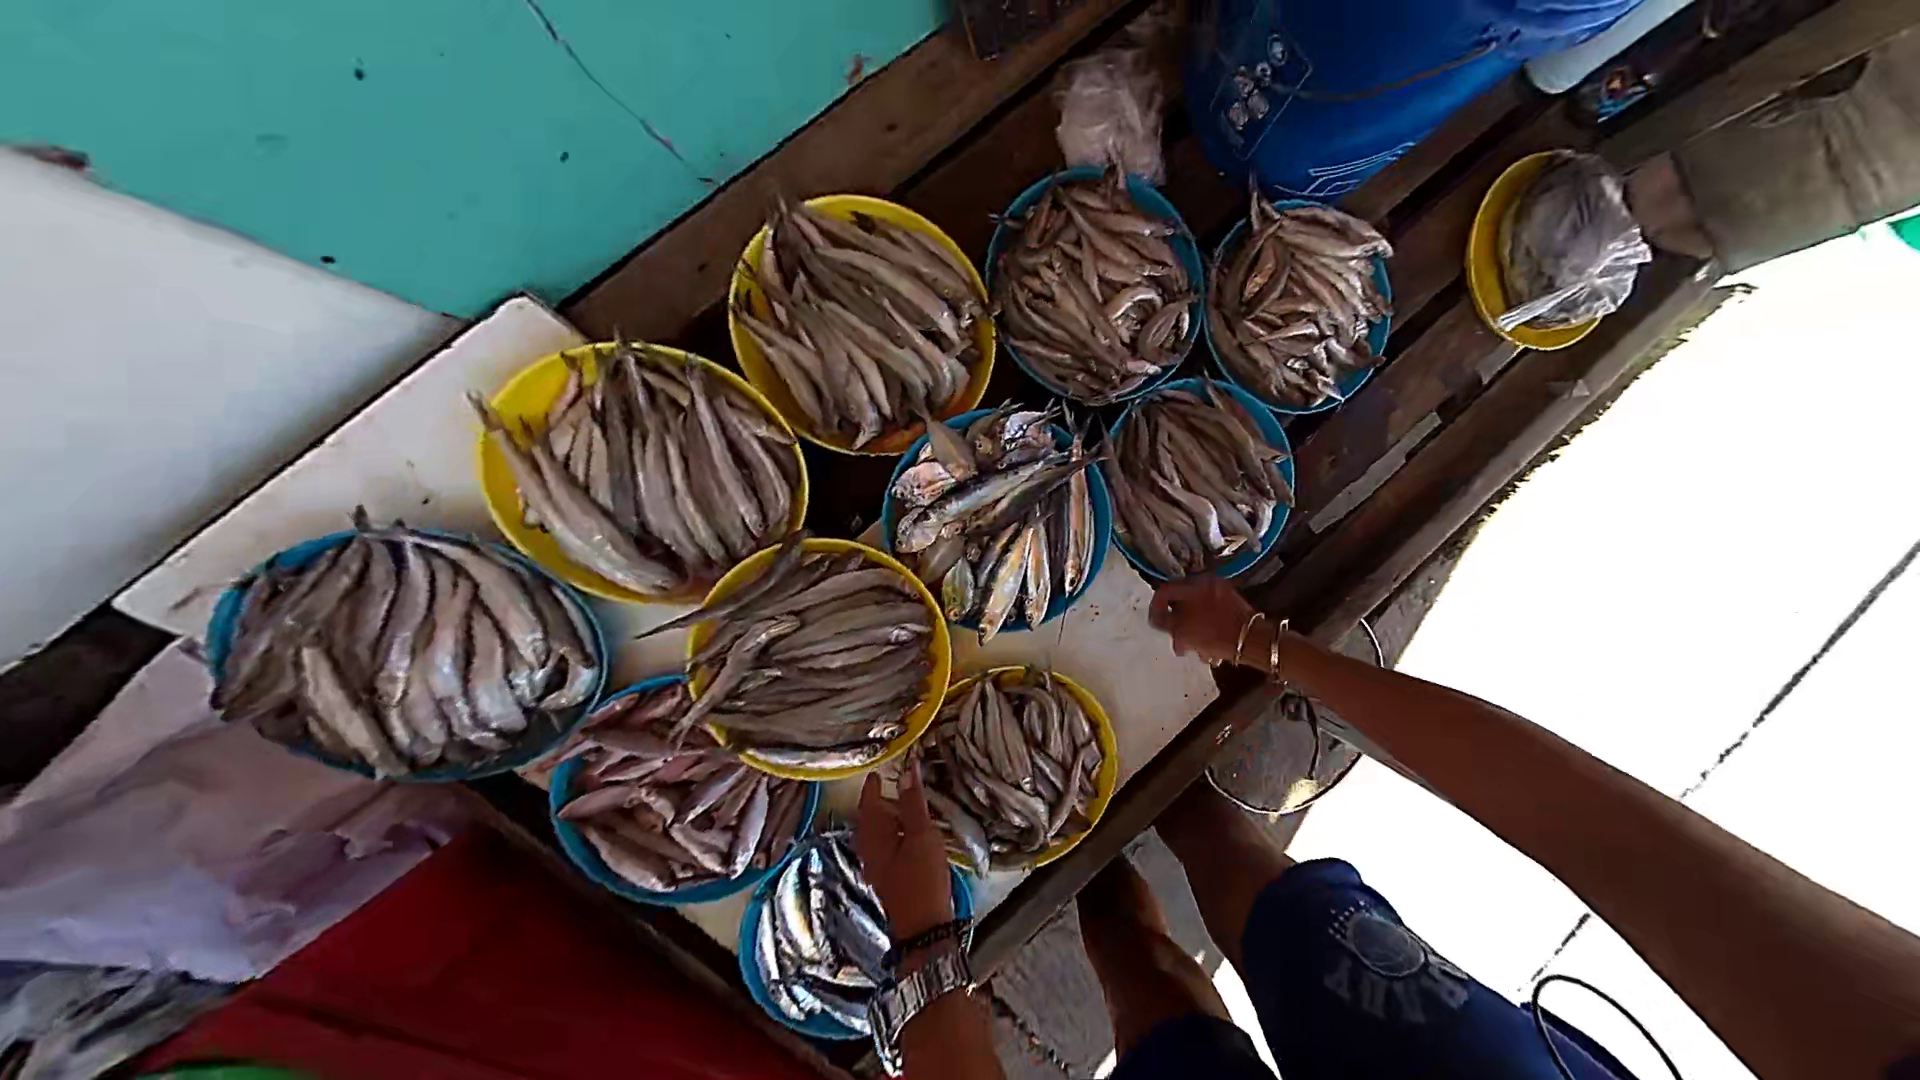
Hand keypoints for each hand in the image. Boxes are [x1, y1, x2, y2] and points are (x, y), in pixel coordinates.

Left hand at [855, 761, 954, 941]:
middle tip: (891, 785)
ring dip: (886, 819)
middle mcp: (870, 850)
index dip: (873, 787)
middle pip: (870, 819)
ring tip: (902, 806)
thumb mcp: (921, 834)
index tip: (876, 773)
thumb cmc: (921, 878)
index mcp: (873, 836)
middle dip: (878, 802)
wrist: (925, 930)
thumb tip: (907, 769)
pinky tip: (907, 835)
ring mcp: (878, 867)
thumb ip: (913, 802)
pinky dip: (893, 834)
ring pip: (877, 835)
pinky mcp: (889, 879)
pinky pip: (885, 847)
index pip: (869, 803)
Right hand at [1148, 576, 1257, 665]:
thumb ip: (1164, 621)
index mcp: (1193, 584)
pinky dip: (1205, 629)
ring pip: (1196, 610)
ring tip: (1192, 650)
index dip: (1155, 607)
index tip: (1154, 624)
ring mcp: (1221, 593)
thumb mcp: (1182, 630)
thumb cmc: (1214, 635)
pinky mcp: (1232, 605)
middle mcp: (1207, 583)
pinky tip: (1207, 649)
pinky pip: (1210, 614)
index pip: (1164, 590)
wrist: (1254, 642)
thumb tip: (1155, 617)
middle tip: (1175, 640)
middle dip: (1176, 623)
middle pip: (1181, 602)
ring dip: (1191, 630)